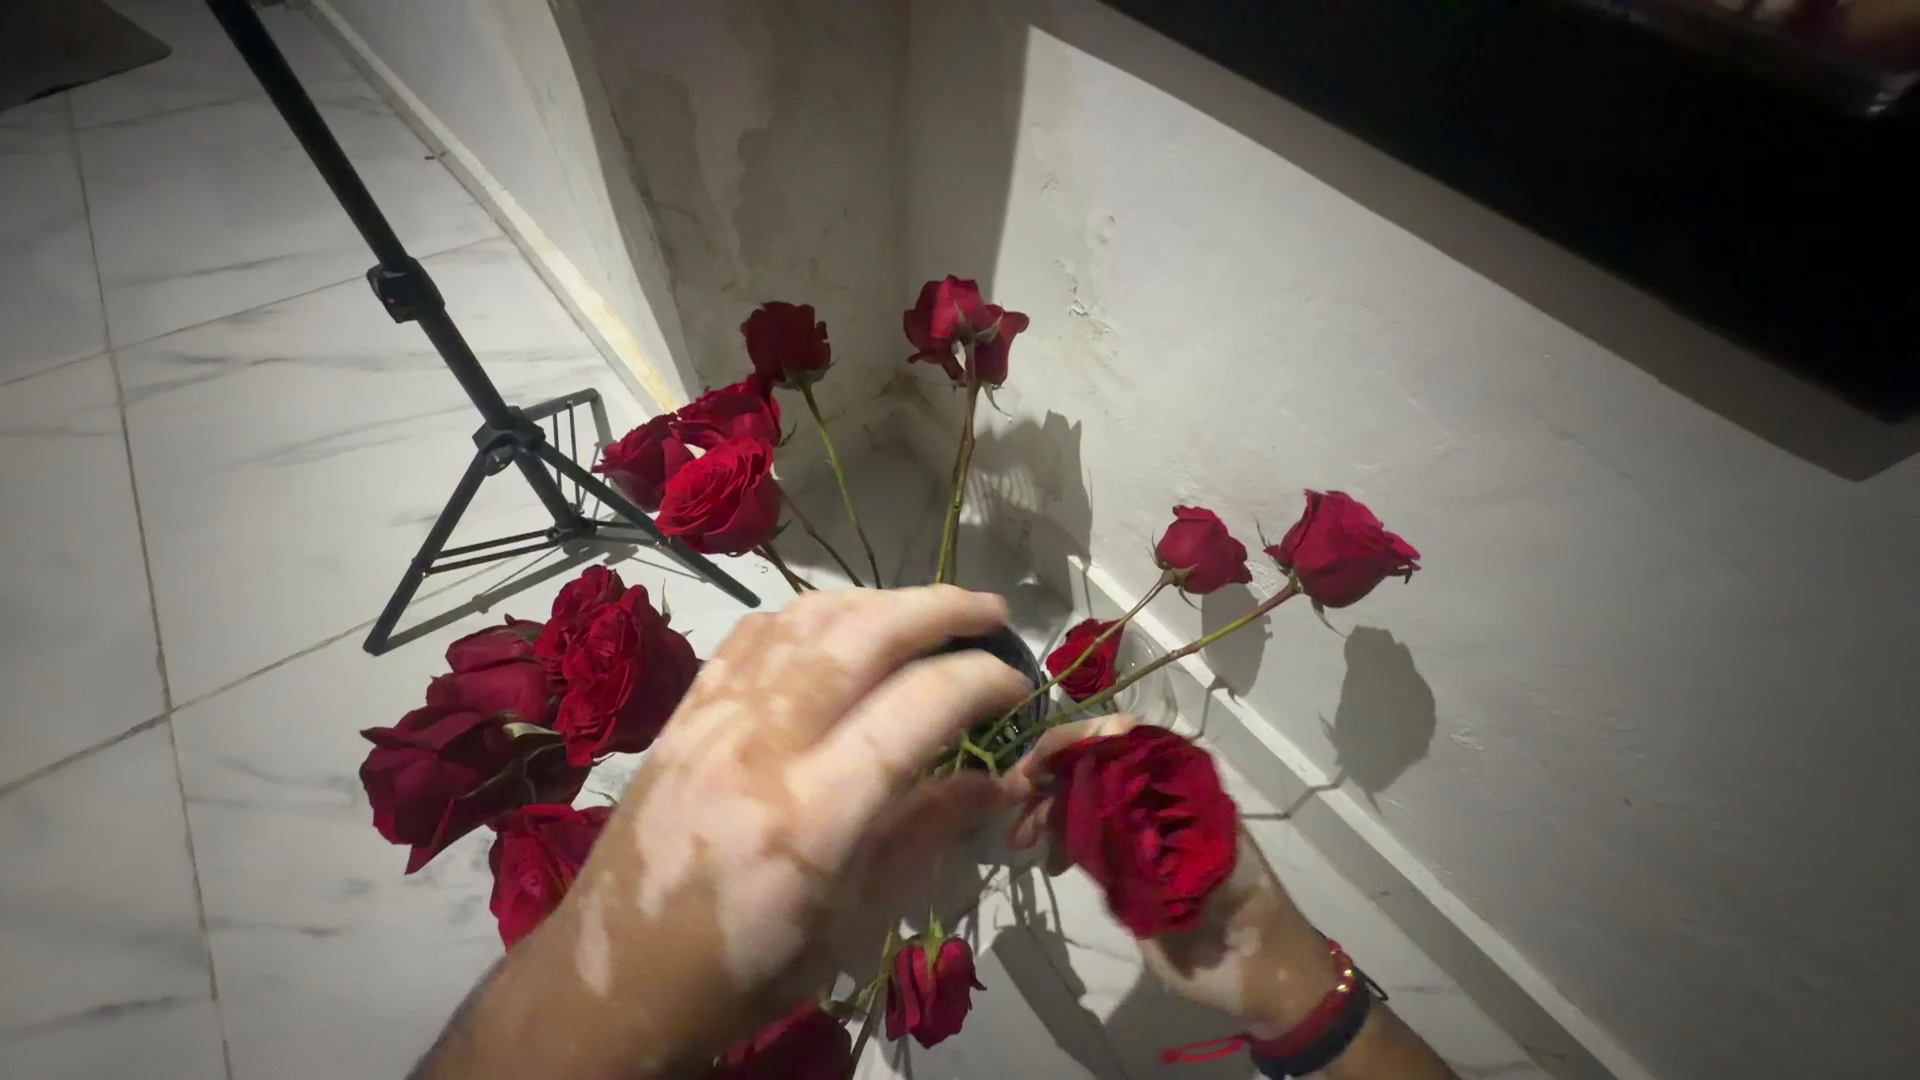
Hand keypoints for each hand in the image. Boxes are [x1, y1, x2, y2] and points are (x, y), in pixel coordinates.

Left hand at [442, 586, 1030, 1076]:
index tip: (1017, 686)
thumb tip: (1000, 779)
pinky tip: (841, 627)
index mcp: (816, 814)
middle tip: (992, 612)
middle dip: (944, 608)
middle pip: (868, 633)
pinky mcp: (689, 706)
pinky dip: (816, 614)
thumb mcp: (858, 919)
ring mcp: (720, 713)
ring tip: (926, 611)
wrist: (615, 979)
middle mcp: (766, 742)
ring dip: (883, 600)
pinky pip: (758, 629)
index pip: (922, 705)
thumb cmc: (750, 966)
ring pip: (812, 615)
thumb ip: (931, 830)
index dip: (984, 679)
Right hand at [1002, 715, 1343, 1036]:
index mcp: (1176, 778)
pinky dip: (1063, 841)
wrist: (1265, 970)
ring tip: (1022, 839)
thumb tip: (1095, 767)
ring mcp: (1139, 828)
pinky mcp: (1128, 864)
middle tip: (1015, 803)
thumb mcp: (1199, 844)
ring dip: (1049, 810)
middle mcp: (1154, 793)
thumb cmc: (1242, 900)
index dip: (1069, 743)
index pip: (1114, 737)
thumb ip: (1150, 808)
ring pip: (1081, 798)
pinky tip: (1051, 860)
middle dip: (1049, 777)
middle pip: (1089, 765)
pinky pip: (1086, 837)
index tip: (1034, 767)